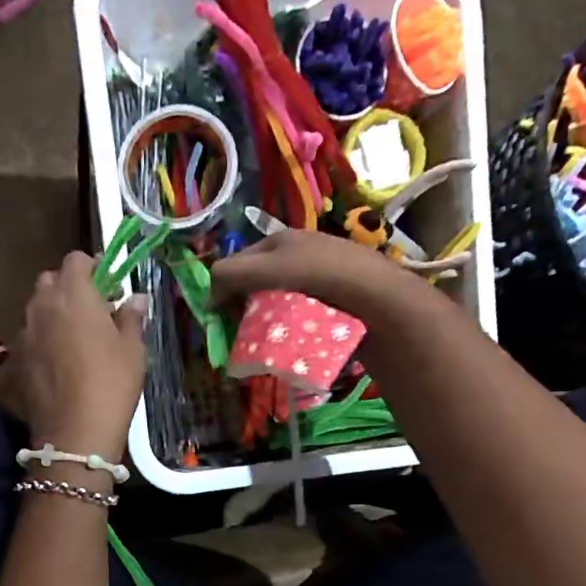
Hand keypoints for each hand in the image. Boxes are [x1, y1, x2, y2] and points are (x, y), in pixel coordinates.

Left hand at [13, 252, 147, 460]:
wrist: (74, 433)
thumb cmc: (112, 384)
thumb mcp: (133, 350)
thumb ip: (132, 318)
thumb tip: (135, 298)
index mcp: (73, 294)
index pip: (76, 260)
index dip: (94, 268)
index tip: (110, 289)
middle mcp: (42, 305)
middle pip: (52, 281)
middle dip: (71, 289)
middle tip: (96, 313)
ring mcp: (26, 332)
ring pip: (39, 309)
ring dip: (57, 315)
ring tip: (79, 340)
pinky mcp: (18, 359)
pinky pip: (33, 337)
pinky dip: (46, 340)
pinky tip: (63, 364)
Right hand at [212, 230, 443, 320]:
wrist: (378, 299)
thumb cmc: (320, 276)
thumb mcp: (268, 269)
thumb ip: (231, 276)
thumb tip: (207, 299)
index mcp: (282, 241)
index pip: (239, 263)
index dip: (224, 290)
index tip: (220, 320)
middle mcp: (300, 256)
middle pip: (258, 285)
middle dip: (246, 309)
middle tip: (242, 335)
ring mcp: (319, 281)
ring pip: (278, 305)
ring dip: (267, 324)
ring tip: (266, 343)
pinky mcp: (334, 305)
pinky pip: (300, 319)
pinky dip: (291, 331)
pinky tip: (292, 344)